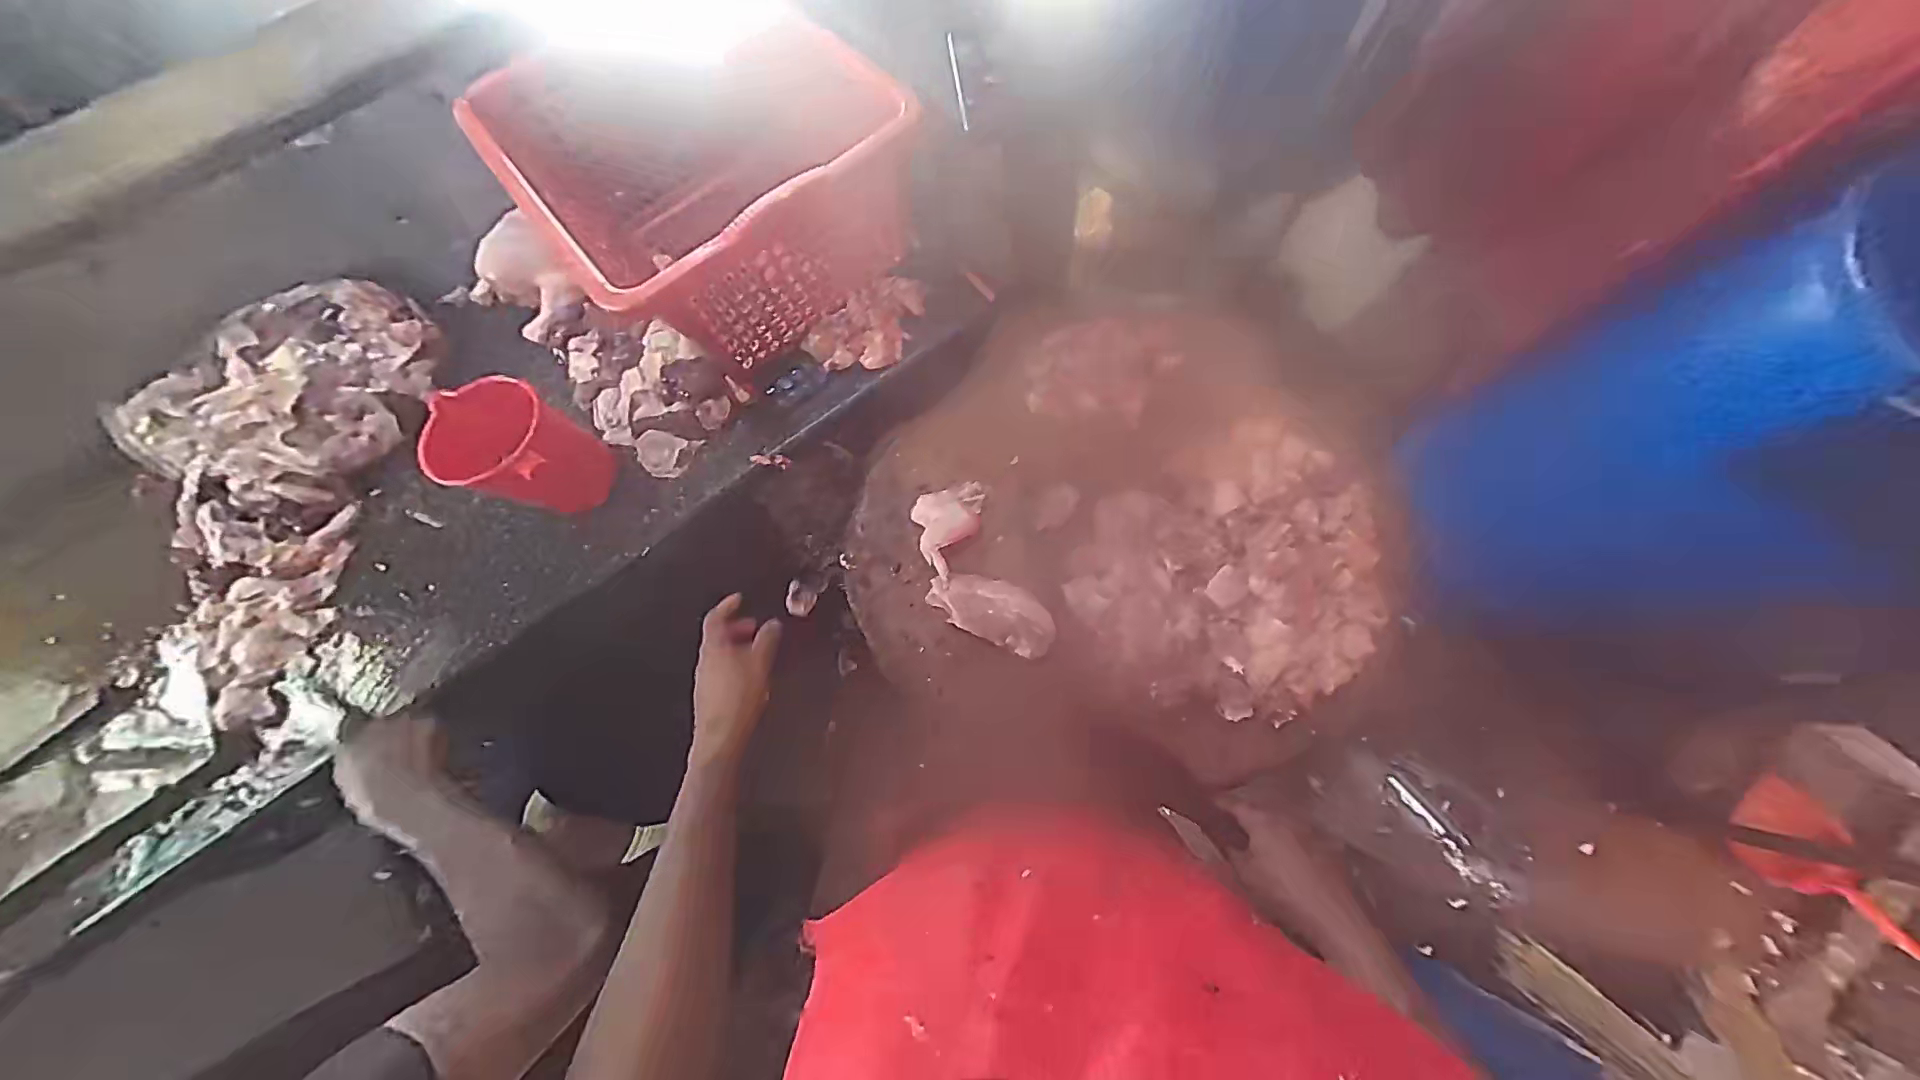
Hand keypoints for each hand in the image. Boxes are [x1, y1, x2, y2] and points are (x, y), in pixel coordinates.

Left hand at [690, 594, 781, 767]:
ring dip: (737, 646)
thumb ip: (767, 640)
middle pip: (716, 635)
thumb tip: (772, 624)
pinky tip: (750, 674)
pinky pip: (721, 670)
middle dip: (736, 627)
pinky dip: (735, 663)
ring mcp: (704, 679)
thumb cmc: (738, 698)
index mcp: (713, 646)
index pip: (715, 617)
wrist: (720, 738)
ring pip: (720, 653)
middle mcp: (704, 660)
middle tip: (753, 626)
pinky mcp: (709, 695)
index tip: (738, 599)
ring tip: (757, 650)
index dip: (727, 605)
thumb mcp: (760, 662)